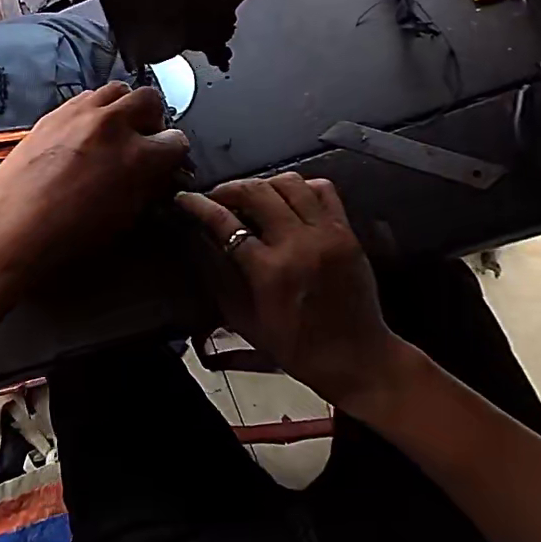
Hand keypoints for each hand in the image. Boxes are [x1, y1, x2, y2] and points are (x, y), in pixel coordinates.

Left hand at [0, 82, 188, 288]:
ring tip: (115, 132)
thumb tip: (155, 176)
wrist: (9, 232)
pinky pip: (85, 99)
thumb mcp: (124, 219)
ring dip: (122, 108)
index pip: (176, 140)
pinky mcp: (52, 115)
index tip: (167, 163)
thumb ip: (147, 188)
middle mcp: (111, 125)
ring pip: (116, 90)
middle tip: (143, 141)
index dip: (174, 155)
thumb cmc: (66, 238)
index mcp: (137, 156)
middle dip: (152, 120)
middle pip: (149, 99)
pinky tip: (85, 134)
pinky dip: (94, 111)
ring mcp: (78, 114)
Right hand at [177, 174, 411, 415]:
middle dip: (229, 188)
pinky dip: (301, 187)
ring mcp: (327, 234)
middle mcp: (298, 244)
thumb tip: (204, 245)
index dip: (199, 206)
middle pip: (256, 192)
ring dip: (263, 184)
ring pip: (290, 183)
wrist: (356, 357)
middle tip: (217, 197)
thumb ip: (221, 282)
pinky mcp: (347, 232)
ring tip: (251, 196)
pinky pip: (323, 191)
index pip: (226, 224)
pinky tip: (288, 199)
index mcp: (269, 271)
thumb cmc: (296, 347)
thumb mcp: (246, 322)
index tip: (184, 199)